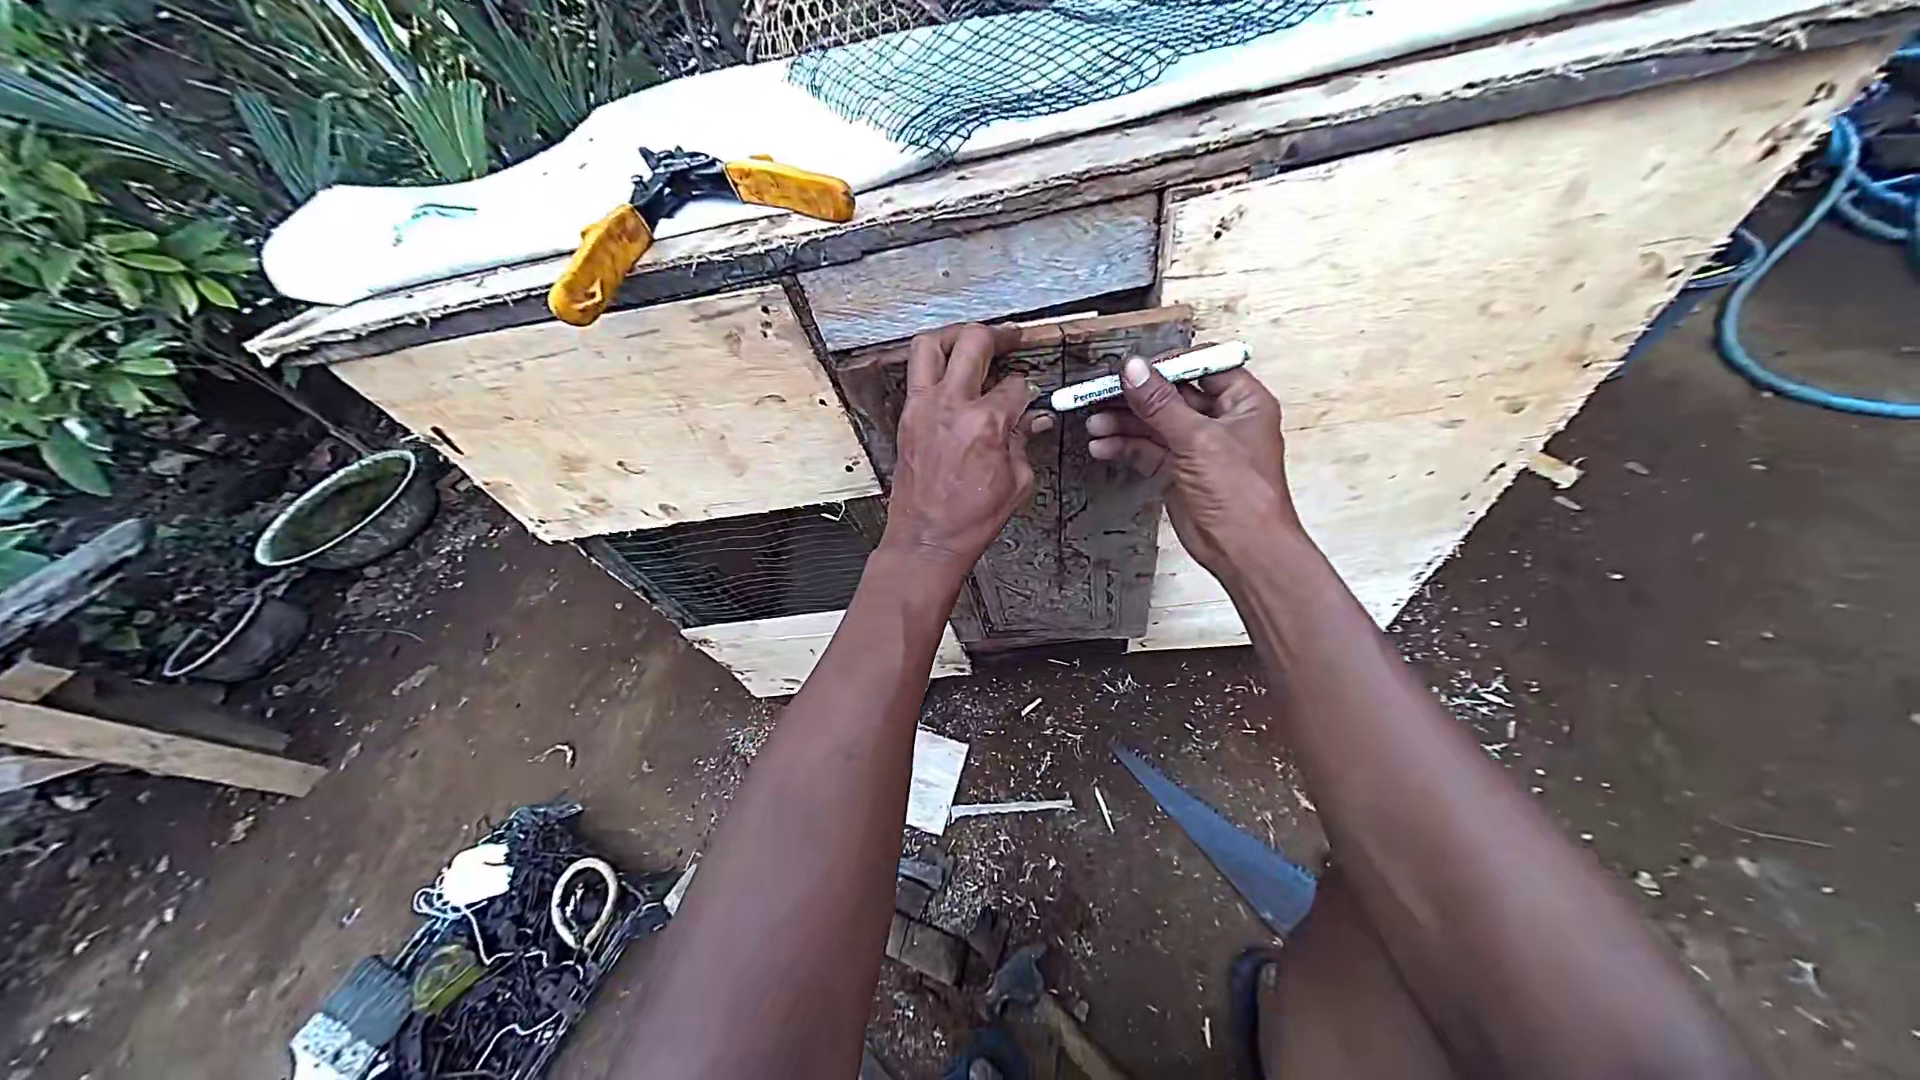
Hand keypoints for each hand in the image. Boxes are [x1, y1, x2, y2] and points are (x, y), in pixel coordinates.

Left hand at [882, 323, 1048, 579]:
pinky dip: (933, 365)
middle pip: (973, 341)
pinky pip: (916, 374)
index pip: (1015, 385)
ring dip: (954, 335)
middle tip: (1010, 337)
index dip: (1028, 389)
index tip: (1029, 395)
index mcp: (986, 424)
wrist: (927, 539)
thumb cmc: (967, 521)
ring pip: (931, 344)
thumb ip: (1024, 441)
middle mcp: (950, 407)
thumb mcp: (1016, 482)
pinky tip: (949, 374)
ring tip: (971, 340)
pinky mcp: (906, 418)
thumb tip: (1032, 420)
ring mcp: (922, 409)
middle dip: (999, 334)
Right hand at [1086, 355, 1303, 582]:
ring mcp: (1197, 446)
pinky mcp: (1177, 470)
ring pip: (1153, 424)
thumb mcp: (1198, 439)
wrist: (1242, 549)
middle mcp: (1220, 420)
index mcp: (1242, 402)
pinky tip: (1103, 446)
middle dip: (1135, 397)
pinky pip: (1146, 450)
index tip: (1133, 369)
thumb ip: (1160, 403)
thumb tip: (1134, 370)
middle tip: (1101, 394)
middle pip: (1170, 395)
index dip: (1166, 365)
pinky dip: (1125, 447)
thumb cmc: (1242, 495)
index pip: (1201, 366)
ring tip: (1095, 424)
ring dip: (1123, 423)